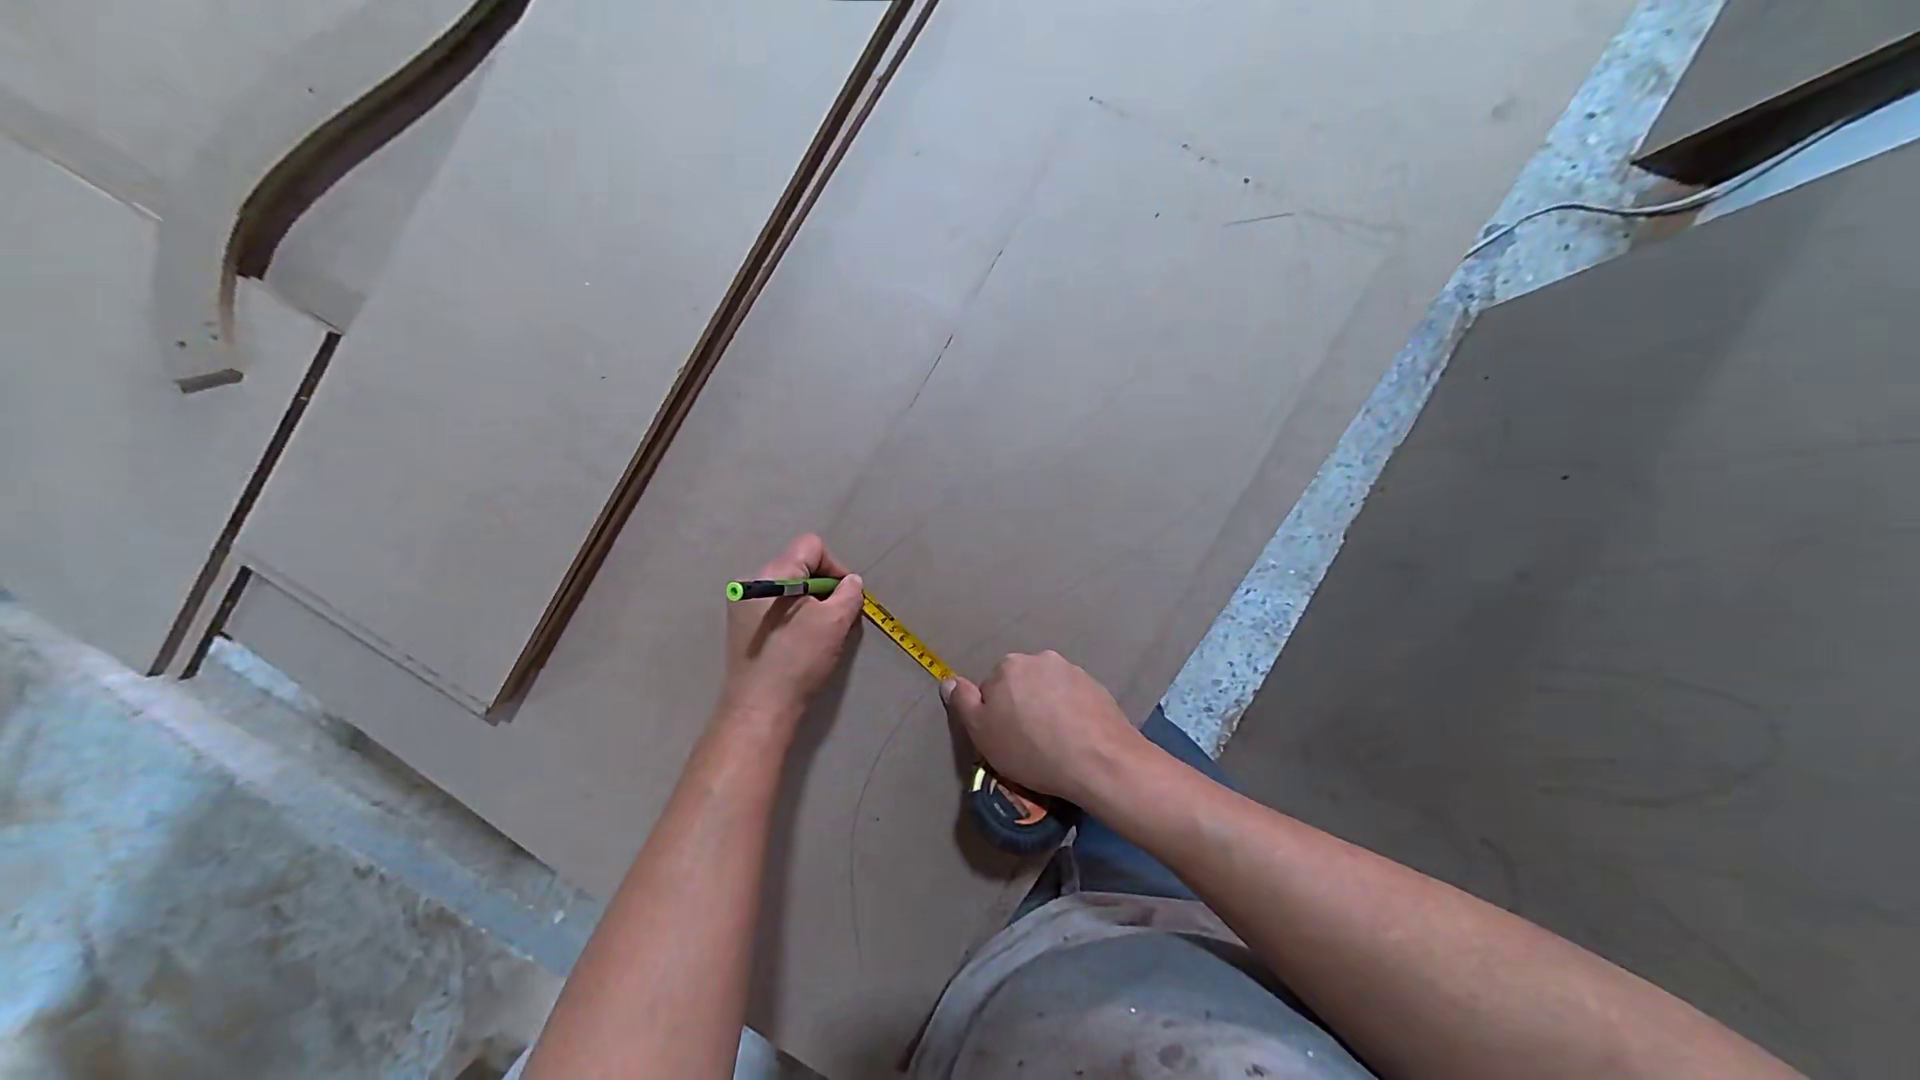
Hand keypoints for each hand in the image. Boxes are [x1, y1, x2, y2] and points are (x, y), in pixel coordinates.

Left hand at [720, 534, 863, 725]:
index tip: (845, 596)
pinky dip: (796, 615)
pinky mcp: (742, 627)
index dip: (835, 566)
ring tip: (821, 632)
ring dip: (811, 603)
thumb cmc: (799, 660)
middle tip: (837, 617)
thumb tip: (850, 582)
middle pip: (799, 566)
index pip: (811, 546)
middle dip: (824, 587)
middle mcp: (751, 583)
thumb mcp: (834, 622)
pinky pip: (776, 606)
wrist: (761, 708)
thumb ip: (849, 593)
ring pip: (789, 589)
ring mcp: (743, 605)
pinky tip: (802, 641)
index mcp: (771, 575)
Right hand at [939, 650, 1145, 804]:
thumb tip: (948, 680)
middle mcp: (1041, 659)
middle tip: (1029, 743)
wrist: (1099, 761)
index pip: (991, 689)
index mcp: (1009, 666)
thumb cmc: (1032, 749)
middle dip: (1022, 707)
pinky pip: (1074, 700)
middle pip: (1021, 685)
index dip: (994, 716)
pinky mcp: (1097, 687)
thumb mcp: (982, 733)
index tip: (1005, 739)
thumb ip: (963, 702)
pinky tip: (1076, 739)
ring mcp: (1073, 671)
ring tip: (1055, 743)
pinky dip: (1071, 714)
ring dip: (1048, 709)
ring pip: (1049, 691)